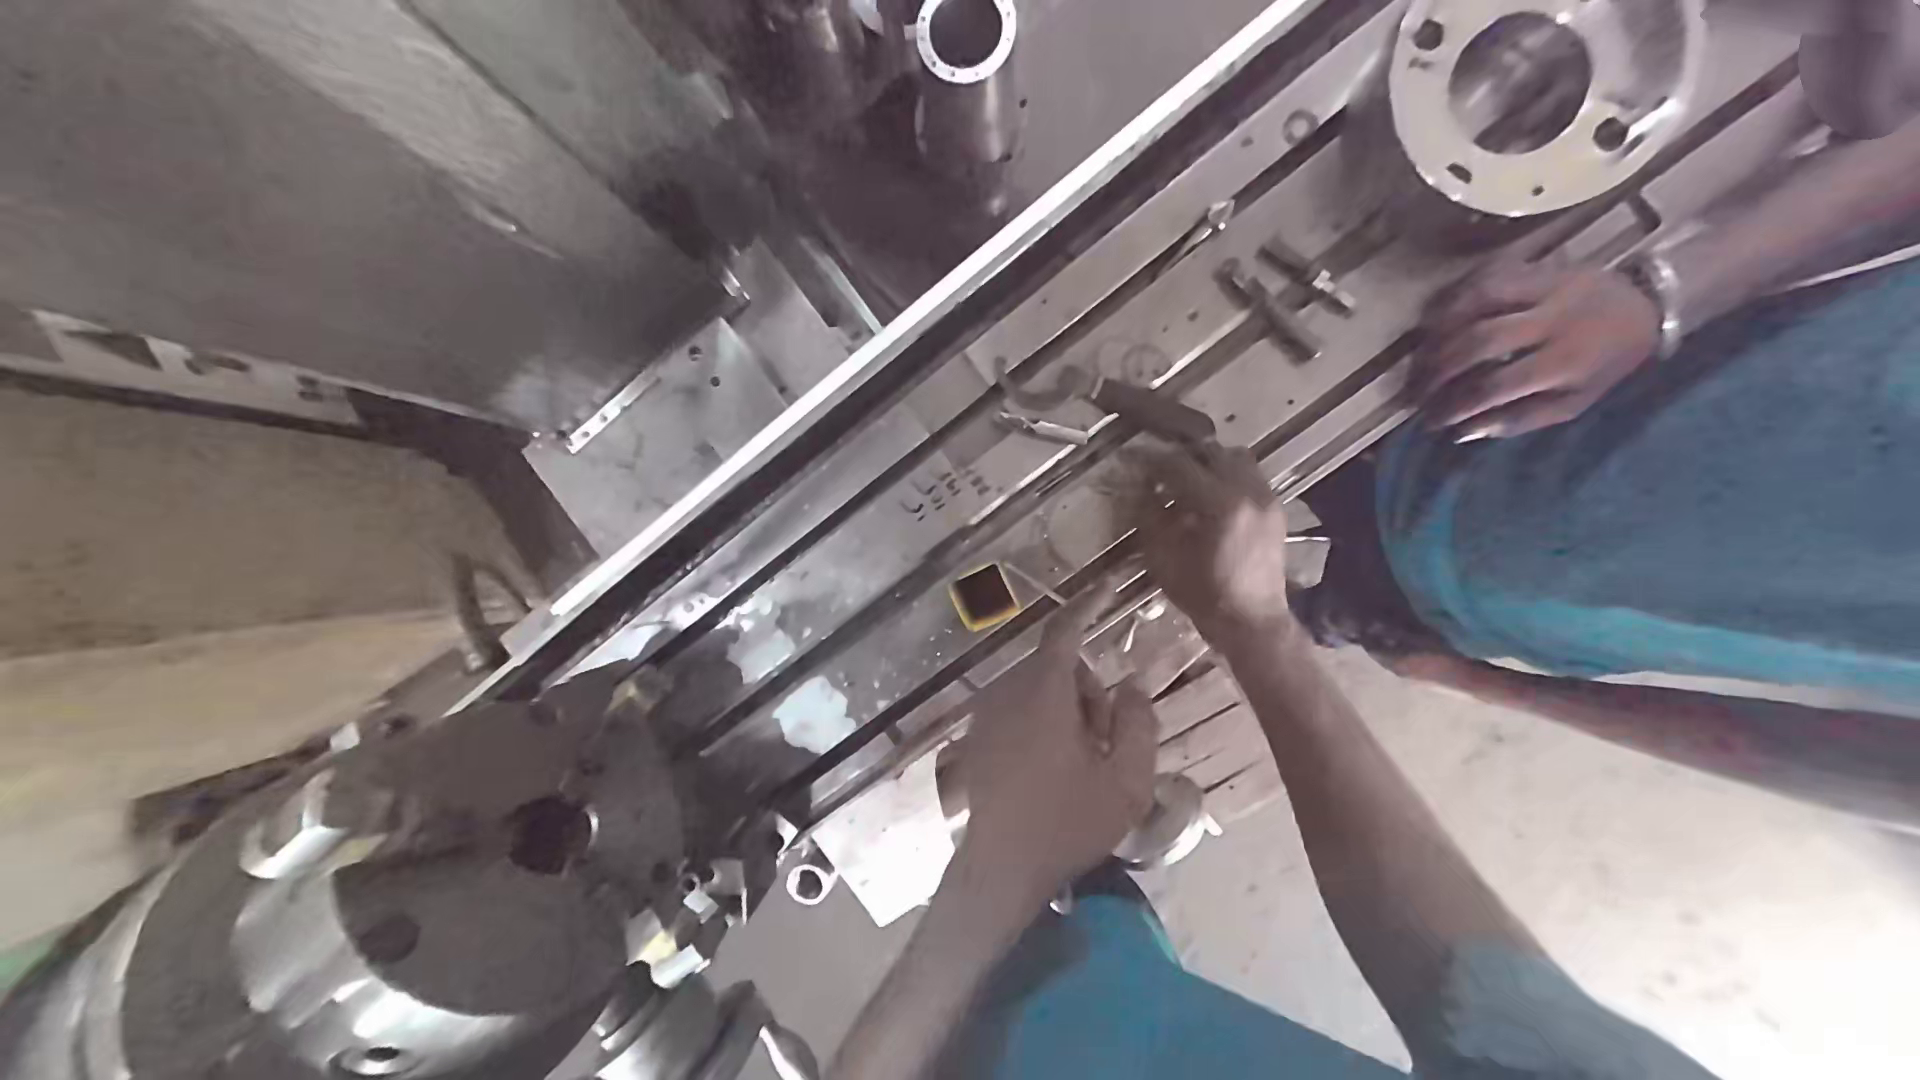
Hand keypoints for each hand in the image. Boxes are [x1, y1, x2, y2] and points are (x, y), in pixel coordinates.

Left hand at [956, 604, 1155, 902]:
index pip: (1066, 630)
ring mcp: (985, 713)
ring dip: (1066, 710)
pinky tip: (1050, 769)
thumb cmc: (1067, 823)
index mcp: (1042, 692)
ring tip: (1079, 763)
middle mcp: (1007, 691)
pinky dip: (1041, 721)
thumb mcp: (1126, 779)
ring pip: (1038, 688)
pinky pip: (1017, 708)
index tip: (1107, 586)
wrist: (1000, 867)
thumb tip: (1130, 682)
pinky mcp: (975, 735)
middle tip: (1104, 742)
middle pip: (1057, 666)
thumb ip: (1137, 721)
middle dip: (1088, 691)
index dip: (1088, 605)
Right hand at [1129, 443, 1293, 643]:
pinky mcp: (1274, 509)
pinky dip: (1227, 477)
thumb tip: (1141, 489)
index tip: (1134, 461)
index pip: (1181, 465)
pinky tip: (1209, 498)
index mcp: (1221, 504)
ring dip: (1208, 464)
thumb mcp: (1163, 558)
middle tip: (1160, 470)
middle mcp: (1250, 492)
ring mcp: (1267, 498)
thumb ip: (1151, 516)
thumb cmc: (1202, 594)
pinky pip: (1249, 476)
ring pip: (1236, 458)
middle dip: (1183, 457)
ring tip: (1187, 481)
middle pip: (1212, 452)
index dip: (1153, 461)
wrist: (1251, 621)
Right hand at [1413, 260, 1659, 440]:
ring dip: (1437, 330)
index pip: (1494, 386)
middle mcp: (1556, 319)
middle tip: (1414, 390)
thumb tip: (1461, 431)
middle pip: (1478, 341)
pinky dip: (1451, 298)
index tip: (1429, 421)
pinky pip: (1484, 277)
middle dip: (1436, 369)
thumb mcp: (1574, 402)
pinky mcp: (1539, 266)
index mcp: (1568, 359)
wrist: (1650, 304)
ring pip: (1476, 301)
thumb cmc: (1605, 362)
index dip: (1453, 407)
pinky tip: (1432, 322)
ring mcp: (1547, 286)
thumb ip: (1520, 419)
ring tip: (1418, 357)